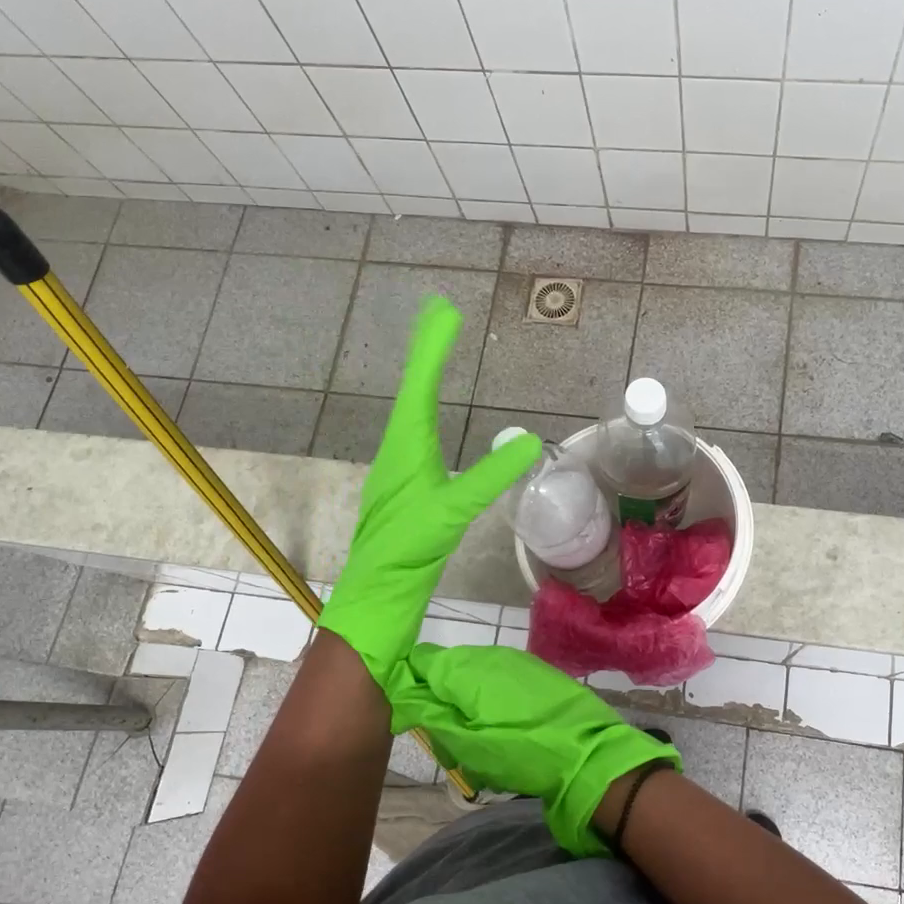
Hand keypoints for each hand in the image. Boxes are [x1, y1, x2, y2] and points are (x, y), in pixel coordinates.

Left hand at [317, 298, 539, 683]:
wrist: (378, 593)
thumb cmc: (408, 551)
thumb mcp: (451, 513)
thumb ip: (487, 479)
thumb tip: (525, 442)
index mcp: (405, 448)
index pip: (420, 386)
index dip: (432, 348)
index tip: (445, 311)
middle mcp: (399, 449)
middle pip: (414, 389)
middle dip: (428, 351)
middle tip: (441, 313)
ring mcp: (401, 467)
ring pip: (414, 408)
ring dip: (426, 375)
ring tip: (437, 349)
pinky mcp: (408, 485)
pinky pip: (418, 429)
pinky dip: (429, 406)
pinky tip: (434, 417)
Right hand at [388, 643, 679, 856]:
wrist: (589, 754)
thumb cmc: (520, 752)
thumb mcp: (465, 742)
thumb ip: (428, 712)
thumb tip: (399, 690)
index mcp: (467, 668)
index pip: (421, 662)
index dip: (410, 688)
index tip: (412, 719)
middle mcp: (490, 655)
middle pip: (448, 671)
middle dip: (441, 702)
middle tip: (450, 743)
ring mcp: (518, 662)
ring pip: (475, 679)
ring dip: (469, 708)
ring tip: (480, 746)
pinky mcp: (539, 675)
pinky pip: (502, 684)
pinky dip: (494, 706)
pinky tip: (506, 734)